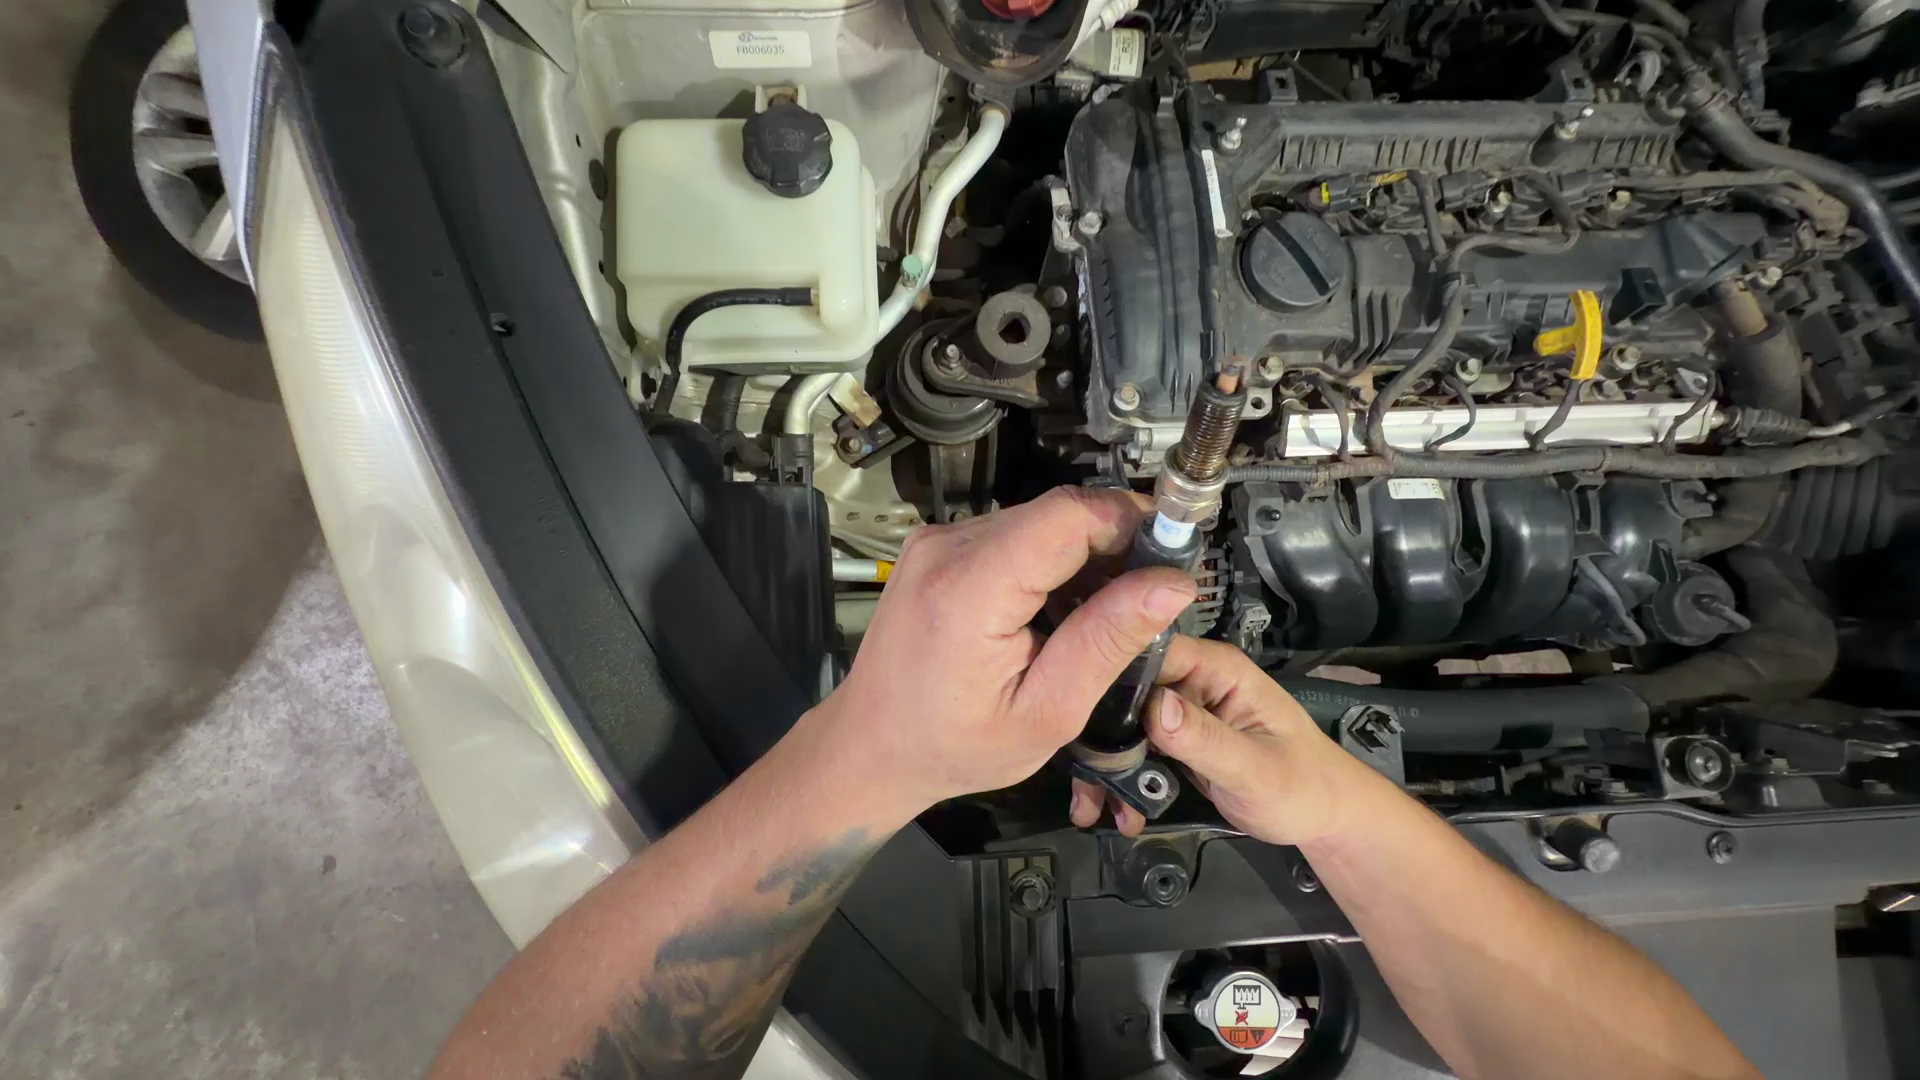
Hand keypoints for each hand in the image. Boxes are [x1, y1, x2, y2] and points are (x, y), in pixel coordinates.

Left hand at [806, 487, 1197, 821]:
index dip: (1130, 521)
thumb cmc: (952, 746)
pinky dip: (1047, 560)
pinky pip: (1010, 534)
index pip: (1067, 515)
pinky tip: (1059, 608)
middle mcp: (945, 548)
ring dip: (1081, 554)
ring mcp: (935, 542)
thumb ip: (1107, 640)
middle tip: (1148, 594)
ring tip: (1102, 612)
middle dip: (1113, 543)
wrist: (873, 744)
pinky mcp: (936, 548)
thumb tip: (1170, 585)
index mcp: (969, 588)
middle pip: (1055, 513)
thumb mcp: (1047, 711)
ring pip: (1036, 521)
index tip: (1172, 553)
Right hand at [1070, 636, 1391, 844]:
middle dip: (1098, 730)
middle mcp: (1191, 680)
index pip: (1149, 651)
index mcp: (1215, 668)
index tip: (1075, 710)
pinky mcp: (1172, 737)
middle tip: (1079, 775)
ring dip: (1104, 761)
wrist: (1323, 818)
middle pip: (1125, 687)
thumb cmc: (1303, 788)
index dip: (1110, 674)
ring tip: (1089, 804)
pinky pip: (1133, 747)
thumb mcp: (1256, 769)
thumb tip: (1154, 706)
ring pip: (1123, 722)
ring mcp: (1179, 708)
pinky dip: (1118, 776)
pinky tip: (1110, 808)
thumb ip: (1205, 738)